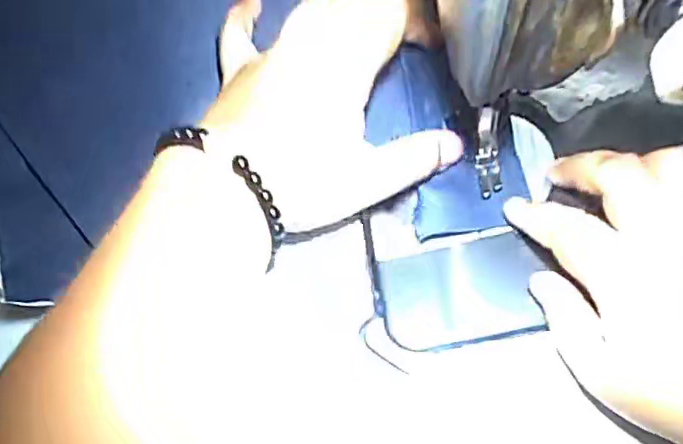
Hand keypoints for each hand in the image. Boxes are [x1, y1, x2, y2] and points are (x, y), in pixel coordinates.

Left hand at [203, 0, 461, 233]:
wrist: (230, 187)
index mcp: (348, 61)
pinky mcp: (240, 70)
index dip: (419, 22)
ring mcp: (272, 50)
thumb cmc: (303, 183)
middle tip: (402, 36)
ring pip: (310, 9)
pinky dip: (248, 15)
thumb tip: (452, 147)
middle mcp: (311, 40)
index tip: (433, 44)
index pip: (392, 17)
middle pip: (354, 5)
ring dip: (338, 12)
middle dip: (385, 13)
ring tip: (355, 24)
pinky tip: (251, 4)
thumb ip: (413, 159)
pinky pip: (242, 30)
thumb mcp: (367, 179)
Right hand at [503, 147, 682, 443]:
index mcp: (625, 273)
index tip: (518, 209)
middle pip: (624, 174)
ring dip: (642, 163)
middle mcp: (669, 238)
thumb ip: (566, 319)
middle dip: (584, 167)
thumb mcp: (599, 371)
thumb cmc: (670, 396)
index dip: (537, 215)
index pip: (570, 228)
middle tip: (560, 177)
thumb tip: (543, 282)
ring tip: (623, 180)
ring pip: (678, 165)